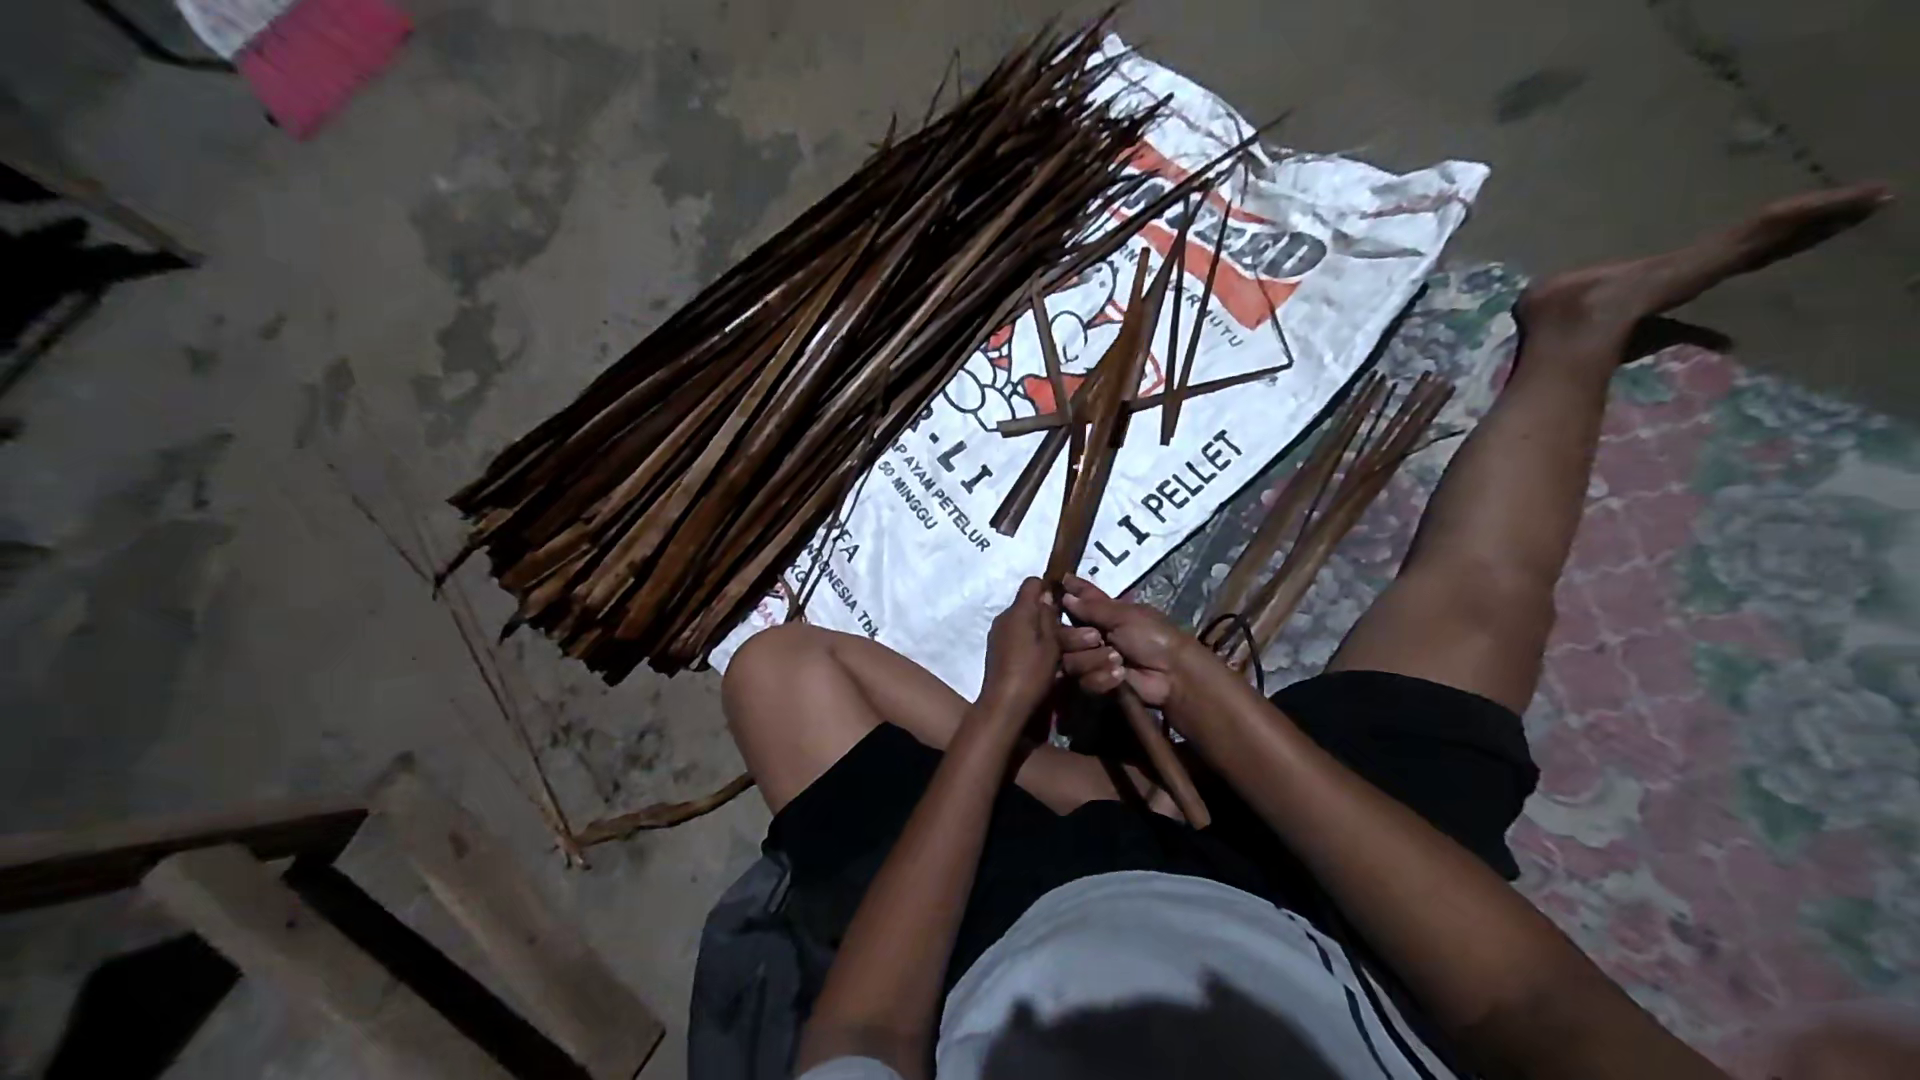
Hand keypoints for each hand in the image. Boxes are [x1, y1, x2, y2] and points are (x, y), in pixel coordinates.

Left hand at [978, 577, 1061, 718]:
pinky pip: (1018, 637)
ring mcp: (998, 635)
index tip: (1066, 603)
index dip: (1049, 589)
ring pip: (1025, 623)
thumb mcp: (1050, 644)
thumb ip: (1048, 615)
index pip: (1032, 584)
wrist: (1004, 705)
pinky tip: (1047, 659)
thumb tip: (1046, 592)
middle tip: (1078, 632)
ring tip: (1067, 648)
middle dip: (1052, 616)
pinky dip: (1032, 642)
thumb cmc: (1031, 672)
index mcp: (1017, 611)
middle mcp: (1004, 618)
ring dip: (1044, 631)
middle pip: (1030, 606)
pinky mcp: (997, 650)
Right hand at [1056, 575, 1201, 706]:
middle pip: (1062, 635)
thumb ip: (1092, 607)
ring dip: (1093, 660)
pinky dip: (1102, 677)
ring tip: (1118, 659)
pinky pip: (1084, 681)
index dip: (1071, 591)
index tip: (1061, 582)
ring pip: (1070, 660)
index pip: (1081, 599)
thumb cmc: (1153, 636)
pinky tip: (1120, 675)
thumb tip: (1065, 595)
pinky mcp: (1097, 683)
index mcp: (1103, 613)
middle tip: (1096, 638)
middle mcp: (1093, 635)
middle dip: (1077, 637)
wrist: (1171, 673)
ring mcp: (1092, 661)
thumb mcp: (1124, 615)